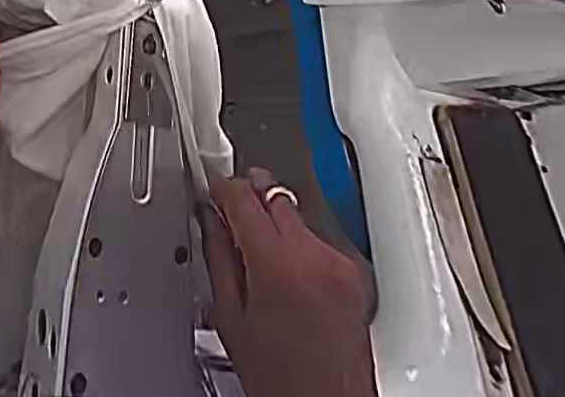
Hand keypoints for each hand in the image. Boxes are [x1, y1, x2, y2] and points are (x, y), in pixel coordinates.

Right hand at [203, 169, 376, 396]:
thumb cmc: (283, 384)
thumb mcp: (232, 319)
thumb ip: (219, 257)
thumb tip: (212, 220)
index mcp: (277, 264)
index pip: (244, 198)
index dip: (223, 187)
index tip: (213, 188)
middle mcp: (313, 254)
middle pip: (274, 194)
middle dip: (250, 195)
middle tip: (230, 208)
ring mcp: (336, 261)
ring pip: (296, 212)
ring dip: (274, 218)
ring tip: (256, 250)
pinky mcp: (352, 271)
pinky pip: (315, 236)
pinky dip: (297, 241)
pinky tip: (285, 269)